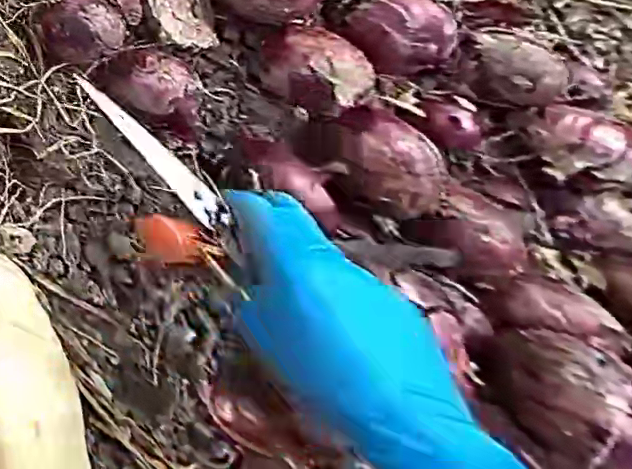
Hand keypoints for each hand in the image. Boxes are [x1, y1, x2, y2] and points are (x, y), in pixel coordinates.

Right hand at [225, 191, 523, 468]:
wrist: (410, 426)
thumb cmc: (323, 380)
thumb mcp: (261, 337)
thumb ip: (245, 297)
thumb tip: (244, 284)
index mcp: (291, 258)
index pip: (254, 206)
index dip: (233, 207)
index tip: (221, 217)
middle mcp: (330, 257)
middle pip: (290, 216)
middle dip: (266, 224)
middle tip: (250, 250)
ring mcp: (366, 279)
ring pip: (321, 253)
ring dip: (302, 266)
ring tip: (296, 308)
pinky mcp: (395, 304)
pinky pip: (352, 285)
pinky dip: (335, 295)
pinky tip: (338, 336)